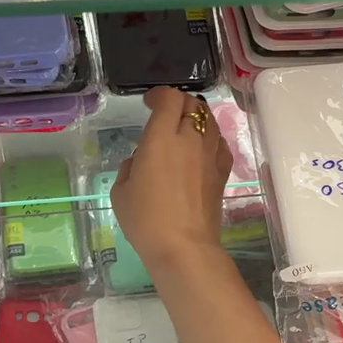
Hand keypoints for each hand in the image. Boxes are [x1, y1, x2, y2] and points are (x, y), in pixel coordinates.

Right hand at [109, 87, 233, 275]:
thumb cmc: (146, 221)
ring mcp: (210, 155)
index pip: (169, 98)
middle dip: (178, 104)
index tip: (150, 102)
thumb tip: (141, 161)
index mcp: (161, 138)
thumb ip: (130, 168)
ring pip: (210, 121)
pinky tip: (202, 150)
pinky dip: (211, 139)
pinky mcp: (222, 173)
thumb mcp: (121, 192)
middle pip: (192, 105)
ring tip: (185, 130)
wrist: (183, 248)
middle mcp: (190, 139)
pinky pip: (220, 144)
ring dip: (197, 119)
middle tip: (166, 115)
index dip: (159, 95)